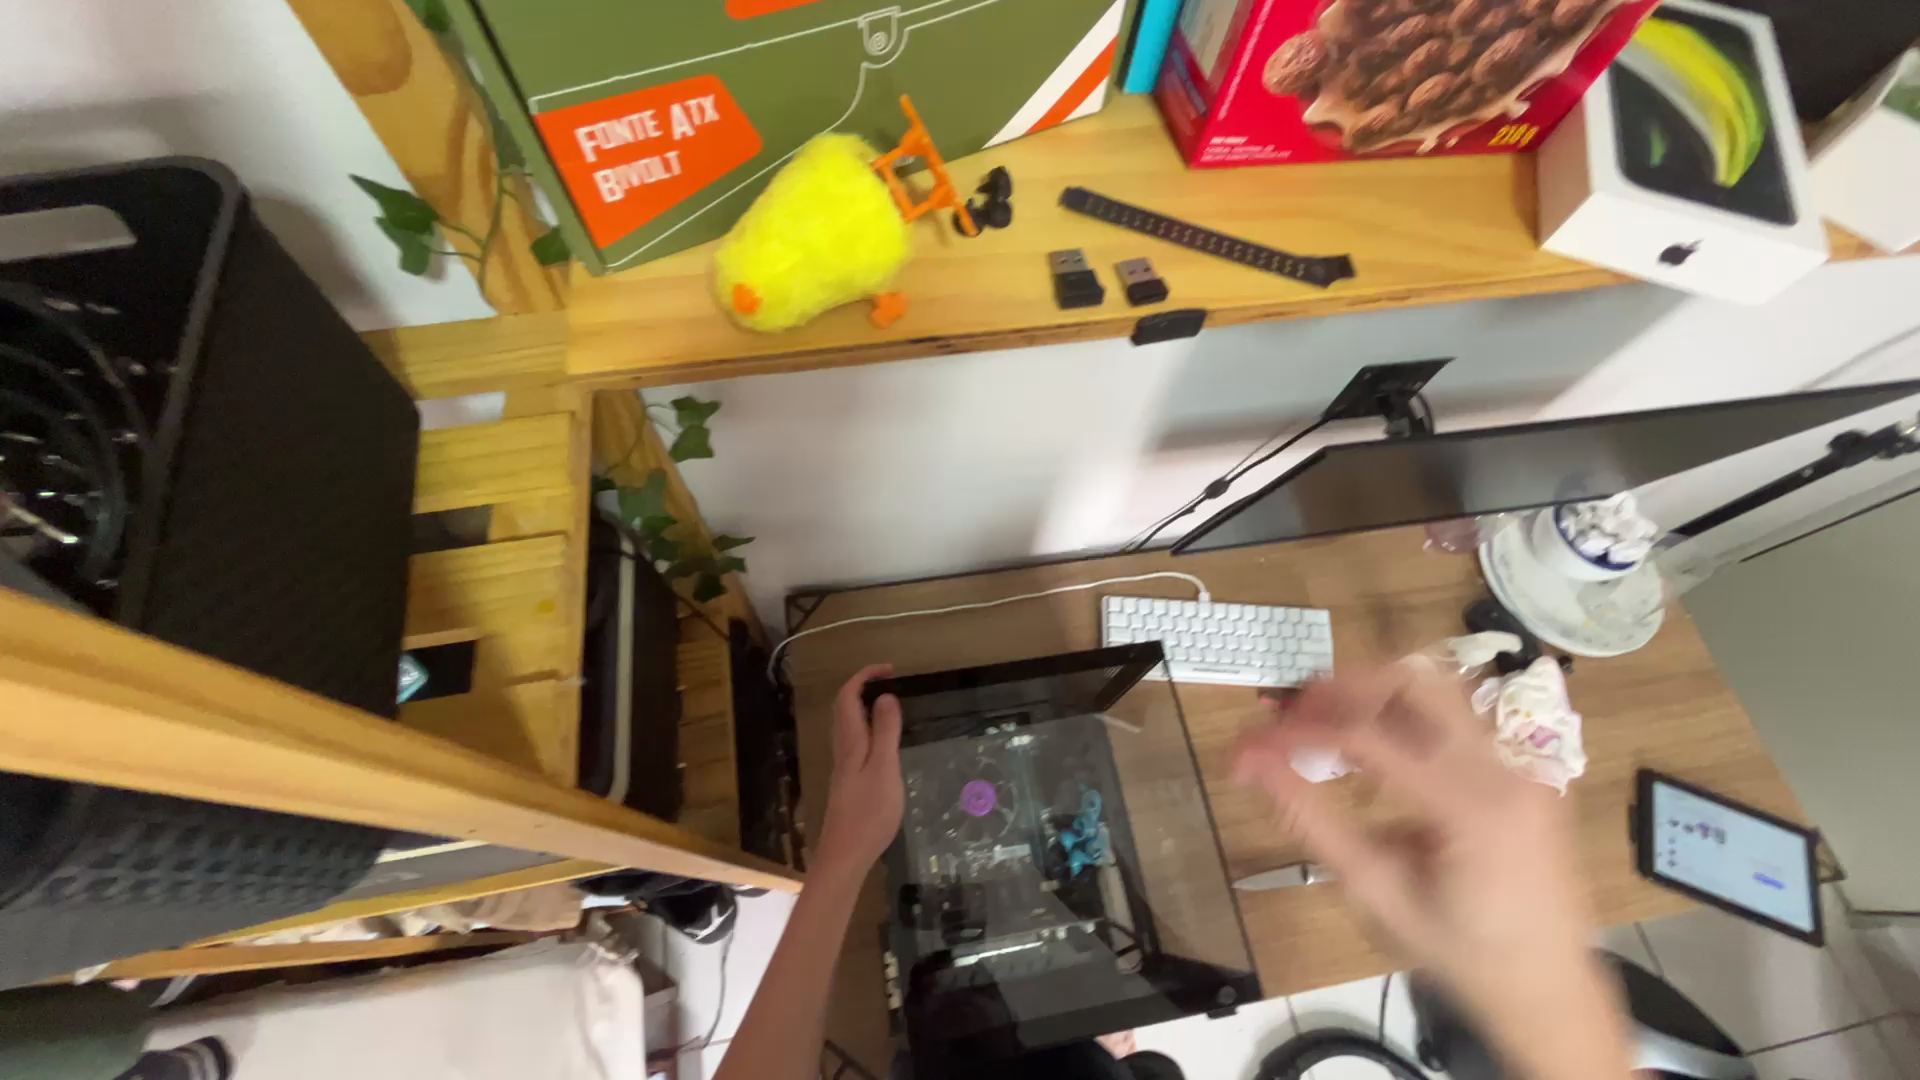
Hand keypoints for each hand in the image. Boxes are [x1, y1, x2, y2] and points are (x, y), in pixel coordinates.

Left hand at [814, 664, 904, 879]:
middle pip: (844, 707)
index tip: (890, 670)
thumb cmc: (869, 812)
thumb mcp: (885, 768)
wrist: (845, 855)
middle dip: (863, 686)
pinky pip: (855, 740)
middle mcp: (843, 748)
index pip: (848, 695)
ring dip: (864, 706)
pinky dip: (869, 727)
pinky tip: (885, 740)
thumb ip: (886, 731)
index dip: (864, 676)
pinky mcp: (848, 780)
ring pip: (848, 724)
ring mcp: (843, 765)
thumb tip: (886, 696)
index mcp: (851, 741)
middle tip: (891, 682)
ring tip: (890, 704)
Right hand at [1234, 664, 1631, 1079]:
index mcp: (1470, 806)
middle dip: (1340, 689)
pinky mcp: (1520, 770)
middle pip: (1411, 682)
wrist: (1553, 993)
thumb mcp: (1374, 890)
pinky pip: (1452, 717)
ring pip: (1434, 687)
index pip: (1364, 735)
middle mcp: (1503, 769)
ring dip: (1371, 695)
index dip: (1297, 730)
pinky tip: (1370, 751)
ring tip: (1326, 724)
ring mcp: (1519, 764)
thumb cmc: (1458, 952)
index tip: (1250, 743)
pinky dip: (1400, 716)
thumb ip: (1310, 818)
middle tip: (1293, 717)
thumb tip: (1250, 763)